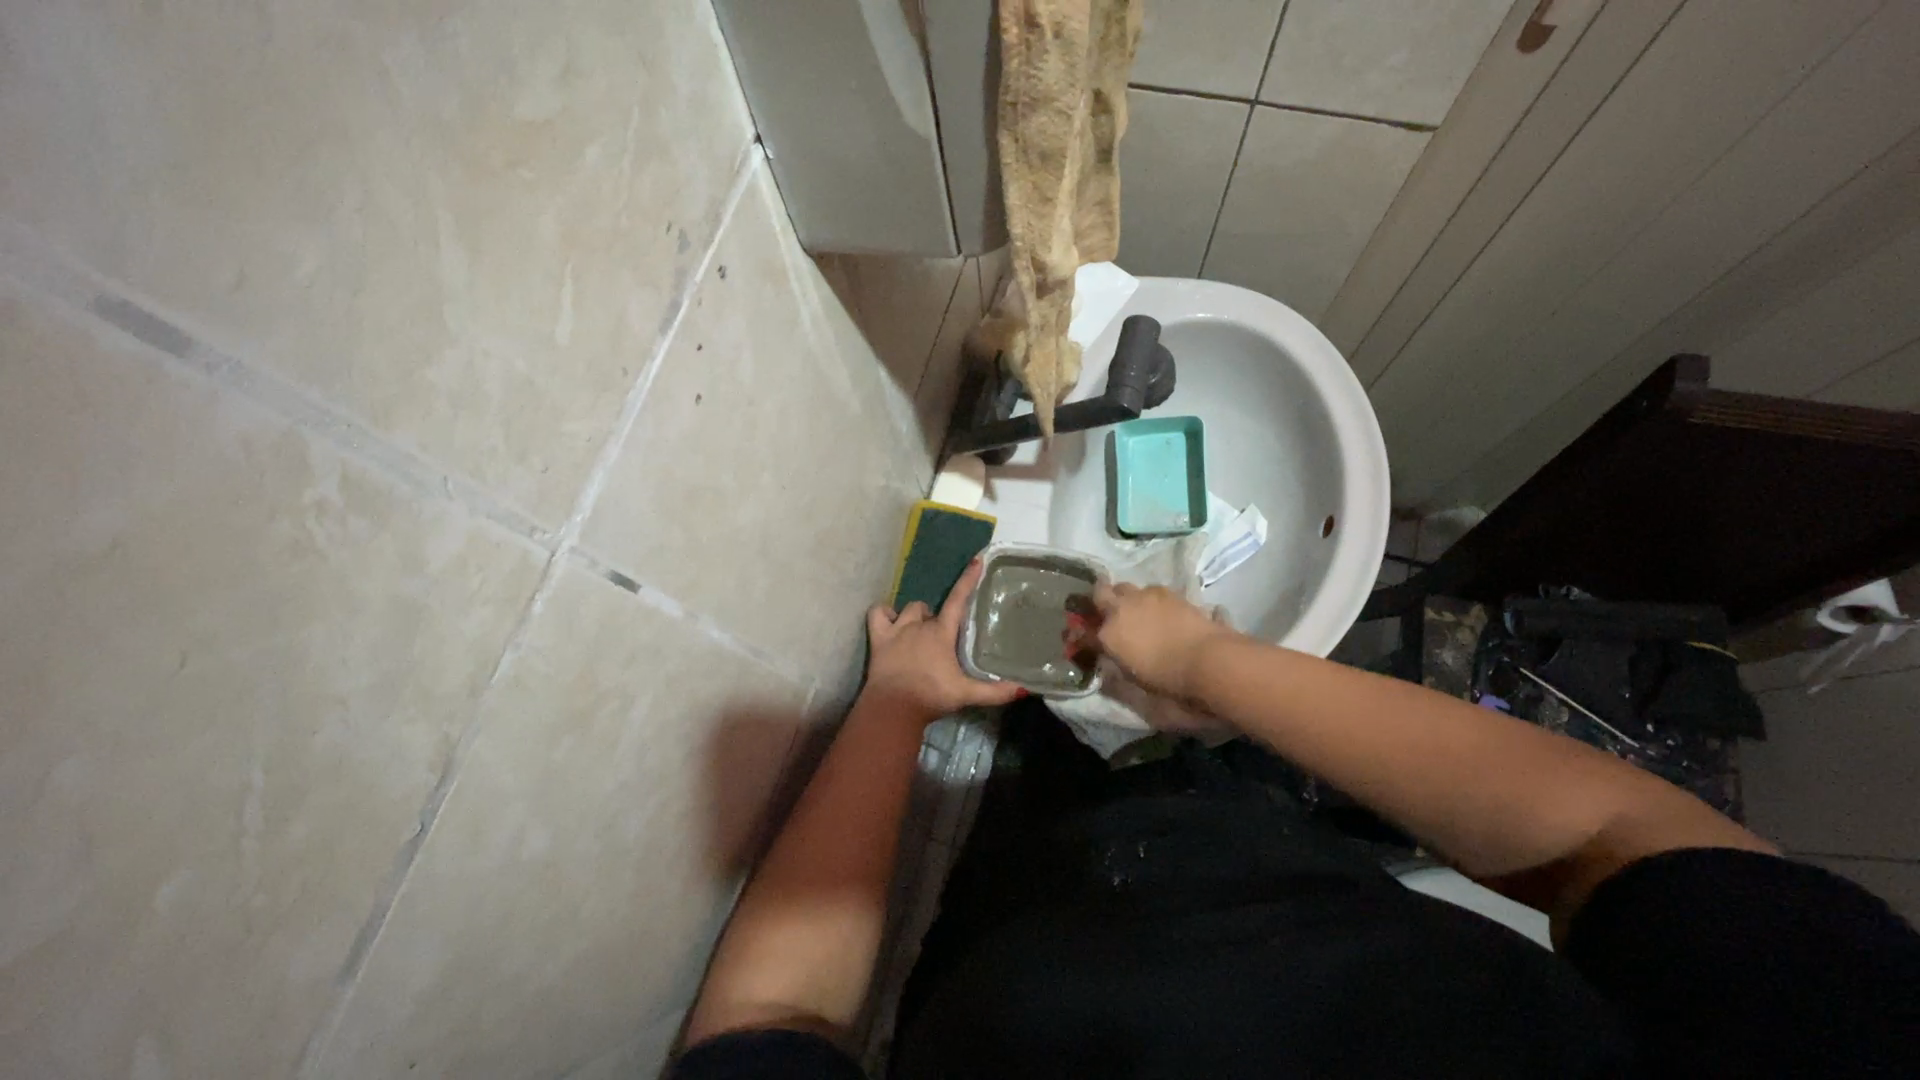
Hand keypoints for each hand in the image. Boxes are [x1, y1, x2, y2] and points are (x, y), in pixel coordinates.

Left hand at [863, 560, 1023, 720]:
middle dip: (939, 618)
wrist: (894, 708)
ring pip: (909, 609)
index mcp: (941, 633)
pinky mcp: (878, 639)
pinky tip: (889, 620)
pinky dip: (884, 613)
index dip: (968, 579)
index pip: (958, 599)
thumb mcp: (966, 694)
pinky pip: (877, 614)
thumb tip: (1024, 690)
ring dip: (916, 615)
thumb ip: (995, 691)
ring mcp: (896, 630)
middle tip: (944, 638)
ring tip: (921, 630)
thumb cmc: (932, 696)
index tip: (977, 560)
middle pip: (932, 610)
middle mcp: (919, 625)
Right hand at [1091, 582, 1235, 699]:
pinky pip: (1150, 591)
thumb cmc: (1169, 680)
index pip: (1082, 632)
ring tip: (1138, 611)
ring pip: (1125, 587)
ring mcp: (1143, 597)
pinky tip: (1160, 611)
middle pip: (1099, 592)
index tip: (1082, 640)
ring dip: (1127, 598)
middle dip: (1100, 600)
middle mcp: (1119, 610)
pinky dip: (1150, 599)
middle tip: (1109, 612)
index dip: (1080, 636)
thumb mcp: (1134, 679)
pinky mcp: (1167, 591)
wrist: (1207, 659)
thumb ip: (1117, 665)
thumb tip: (1110, 659)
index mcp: (1107, 636)